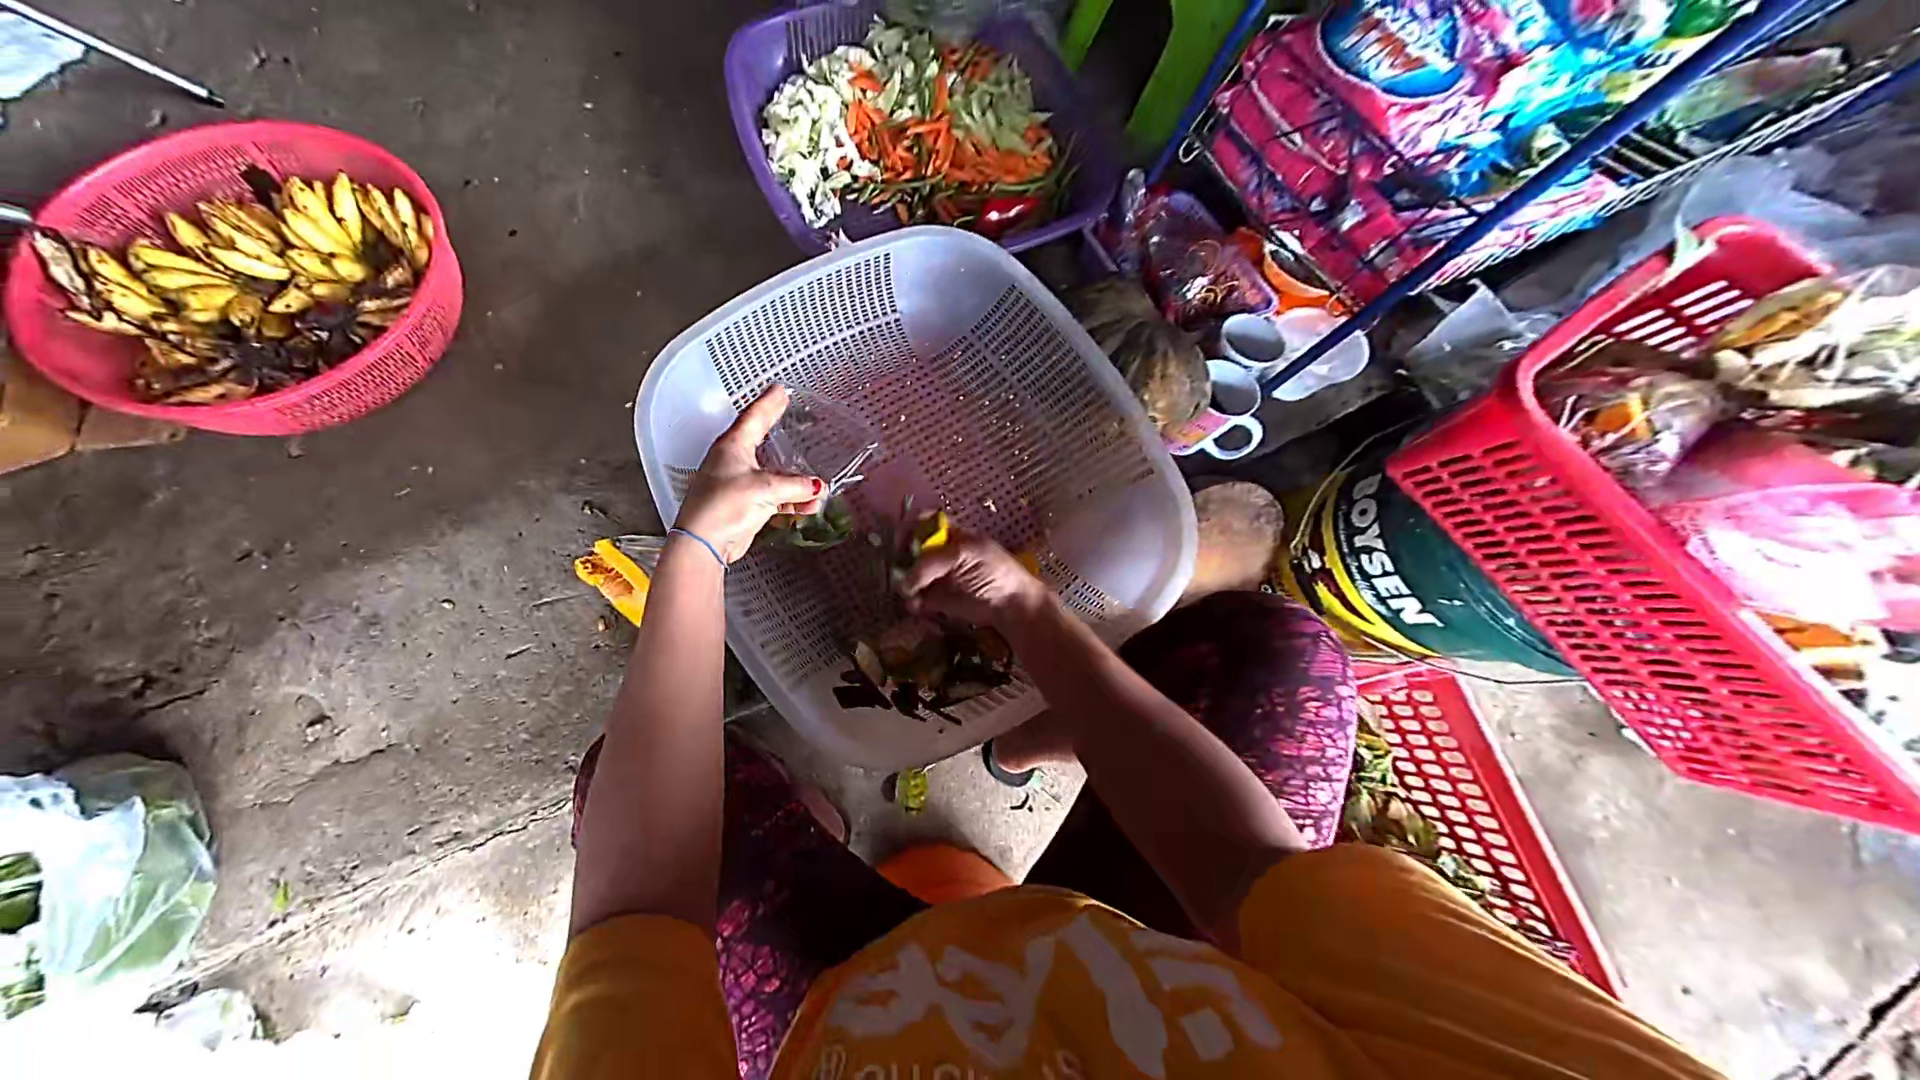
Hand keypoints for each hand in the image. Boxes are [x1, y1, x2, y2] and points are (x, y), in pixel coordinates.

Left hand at [675, 385, 823, 562]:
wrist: (704, 542)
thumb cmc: (724, 507)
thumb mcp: (767, 489)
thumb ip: (797, 485)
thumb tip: (817, 487)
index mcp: (732, 446)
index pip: (754, 416)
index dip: (769, 403)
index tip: (779, 390)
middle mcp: (731, 461)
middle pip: (762, 442)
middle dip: (779, 433)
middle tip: (788, 413)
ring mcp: (736, 483)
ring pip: (772, 475)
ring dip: (795, 481)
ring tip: (816, 486)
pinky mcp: (742, 505)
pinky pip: (773, 497)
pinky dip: (790, 501)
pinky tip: (807, 507)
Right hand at [901, 528, 1053, 633]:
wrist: (1010, 603)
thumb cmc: (994, 570)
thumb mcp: (964, 554)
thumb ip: (932, 562)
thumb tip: (904, 582)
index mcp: (950, 534)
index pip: (923, 523)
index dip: (909, 527)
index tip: (899, 539)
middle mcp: (940, 553)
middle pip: (910, 549)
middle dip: (900, 557)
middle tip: (895, 568)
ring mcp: (936, 576)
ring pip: (908, 574)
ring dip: (903, 581)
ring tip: (906, 590)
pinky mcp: (935, 599)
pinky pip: (915, 597)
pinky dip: (911, 601)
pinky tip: (916, 605)